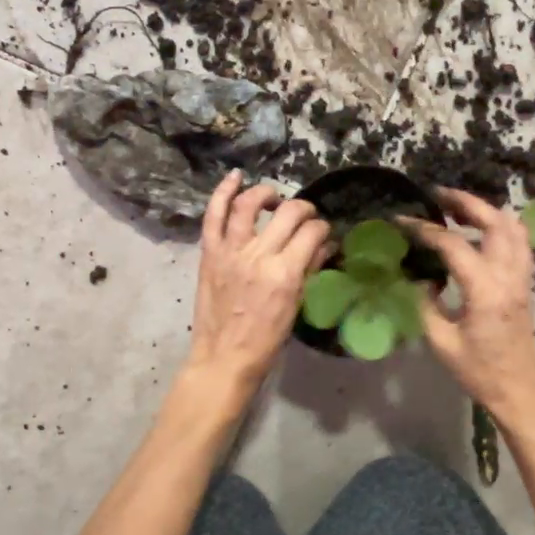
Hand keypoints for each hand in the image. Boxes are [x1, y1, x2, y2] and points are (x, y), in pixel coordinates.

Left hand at [186, 171, 330, 388]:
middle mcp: (259, 255)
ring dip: (266, 194)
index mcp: (285, 273)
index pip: (311, 232)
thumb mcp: (296, 306)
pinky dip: (223, 192)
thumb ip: (308, 270)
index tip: (322, 233)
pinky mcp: (210, 252)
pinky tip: (235, 177)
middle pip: (288, 213)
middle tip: (305, 217)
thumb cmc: (266, 339)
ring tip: (273, 199)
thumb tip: (324, 245)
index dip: (322, 228)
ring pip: (249, 204)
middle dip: (303, 209)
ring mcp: (230, 251)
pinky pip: (214, 215)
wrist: (224, 357)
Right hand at [404, 190, 534, 428]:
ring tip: (458, 209)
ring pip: (512, 227)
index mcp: (486, 291)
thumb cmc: (478, 371)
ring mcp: (522, 278)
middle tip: (437, 195)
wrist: (517, 390)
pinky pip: (520, 242)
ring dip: (486, 211)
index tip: (402, 221)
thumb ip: (425, 304)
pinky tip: (482, 231)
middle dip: (465, 202)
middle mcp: (509, 276)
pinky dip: (501, 227)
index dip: (426, 230)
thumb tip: (418, 278)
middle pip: (494, 221)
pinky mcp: (526, 283)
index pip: (454, 245)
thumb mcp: (441, 342)